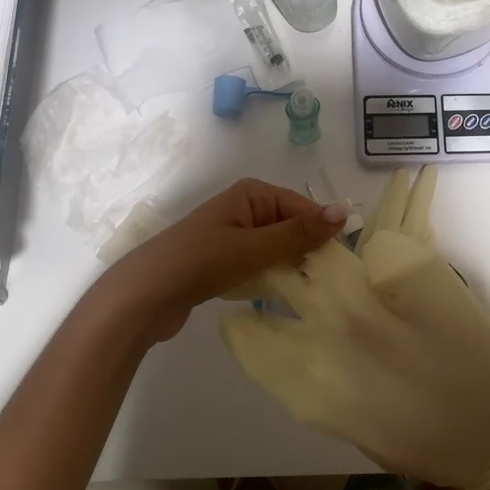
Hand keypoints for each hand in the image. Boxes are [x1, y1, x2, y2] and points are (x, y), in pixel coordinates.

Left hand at [102, 178, 346, 341]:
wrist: (144, 295)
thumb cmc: (201, 262)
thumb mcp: (255, 247)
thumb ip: (300, 233)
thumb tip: (344, 210)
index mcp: (252, 193)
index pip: (302, 207)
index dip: (322, 233)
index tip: (340, 265)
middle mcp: (244, 207)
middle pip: (290, 226)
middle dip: (307, 252)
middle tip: (326, 283)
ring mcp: (232, 235)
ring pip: (275, 248)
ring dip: (289, 267)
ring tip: (308, 292)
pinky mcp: (223, 260)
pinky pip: (259, 263)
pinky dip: (270, 277)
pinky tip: (280, 296)